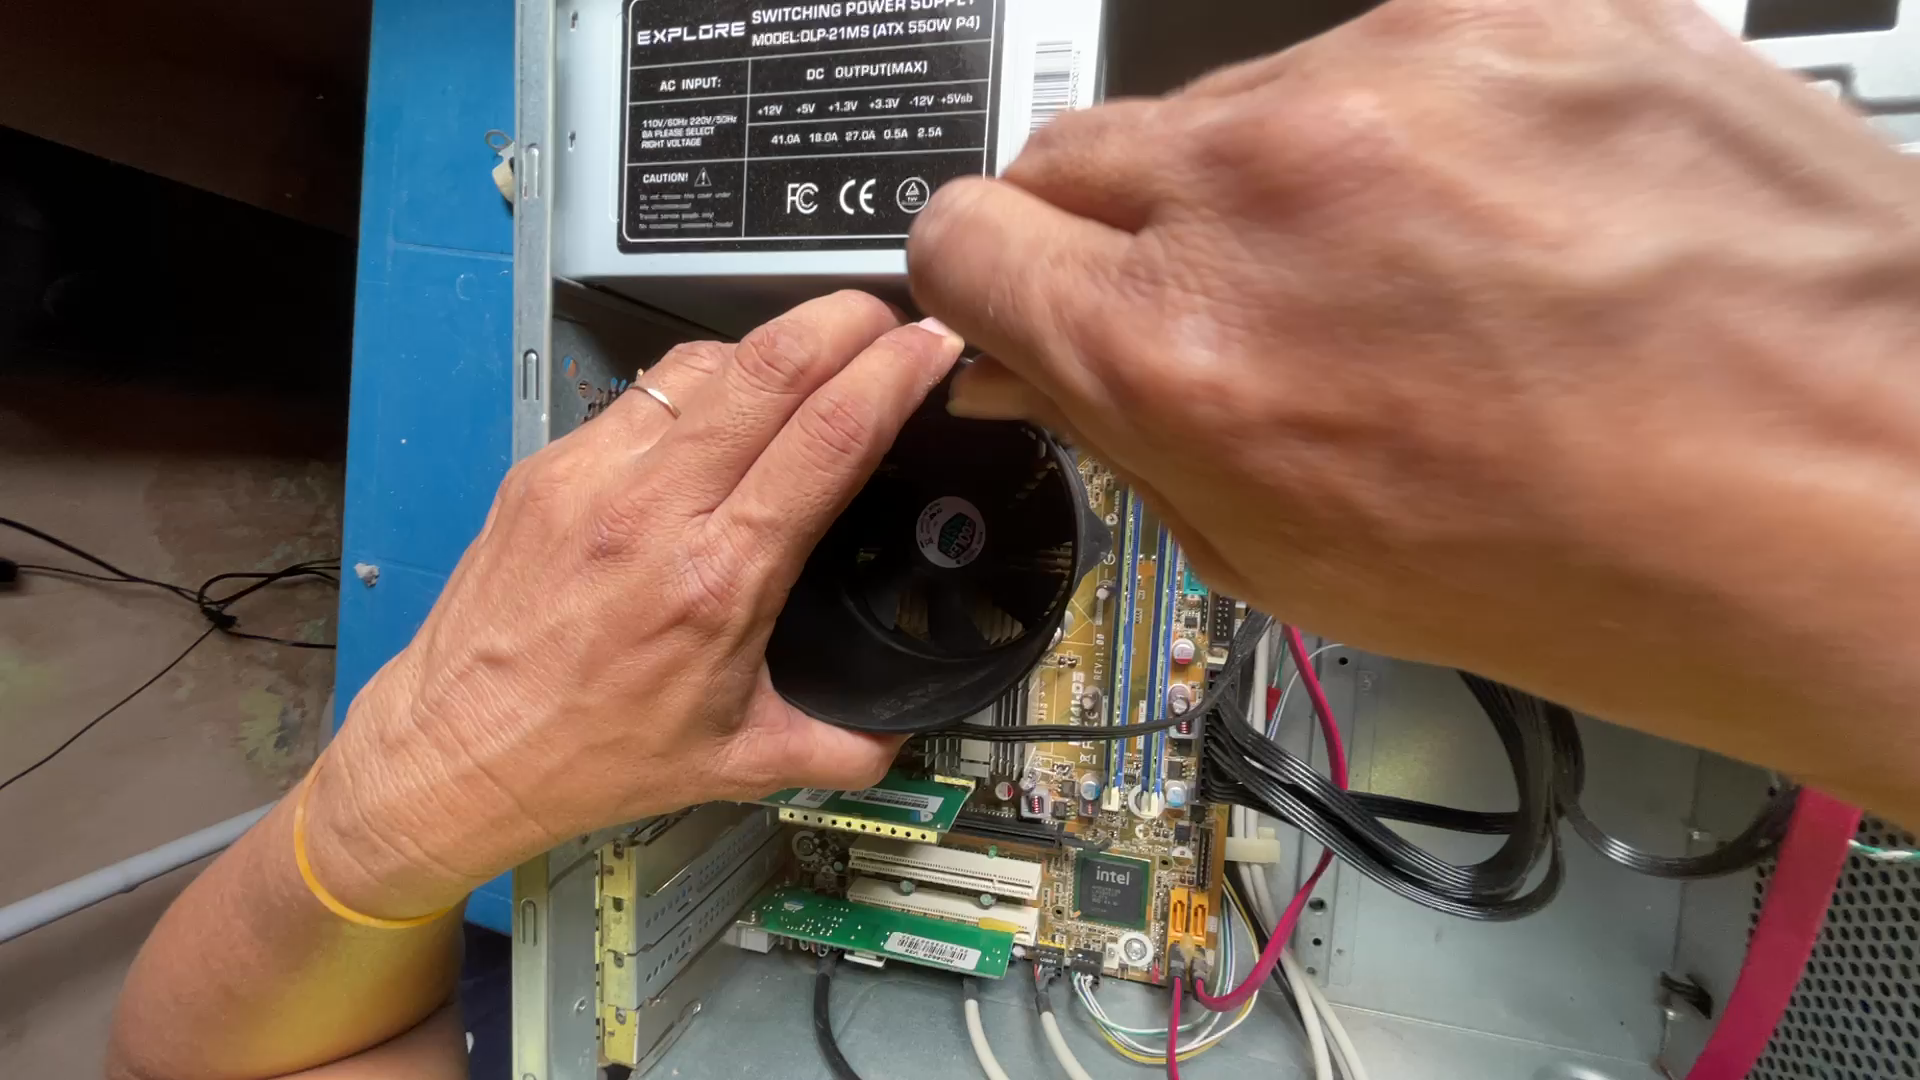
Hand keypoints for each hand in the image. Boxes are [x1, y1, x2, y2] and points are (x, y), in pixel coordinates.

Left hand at [305, 293, 962, 917]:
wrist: (456, 751)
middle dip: (847, 318)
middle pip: (770, 366)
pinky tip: (740, 397)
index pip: (828, 438)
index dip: (893, 374)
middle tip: (895, 313)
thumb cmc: (600, 755)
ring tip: (826, 351)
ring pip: (709, 360)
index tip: (935, 345)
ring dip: (782, 339)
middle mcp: (656, 509)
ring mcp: (594, 473)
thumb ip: (848, 748)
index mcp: (721, 578)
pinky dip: (717, 374)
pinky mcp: (553, 462)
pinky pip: (654, 389)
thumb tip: (907, 733)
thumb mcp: (746, 763)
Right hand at [908, 0, 1919, 806]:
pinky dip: (1336, 157)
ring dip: (1214, 203)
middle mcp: (1254, 185)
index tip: (1006, 311)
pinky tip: (1422, 236)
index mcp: (1173, 349)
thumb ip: (1103, 432)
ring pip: (1188, 116)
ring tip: (1328, 291)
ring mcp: (1387, 76)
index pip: (960, 242)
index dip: (965, 282)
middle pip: (1052, 157)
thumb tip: (1021, 362)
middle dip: (1073, 240)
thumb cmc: (1531, 558)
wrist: (1828, 493)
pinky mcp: (1505, 16)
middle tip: (1156, 309)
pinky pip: (1333, 79)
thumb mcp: (1251, 546)